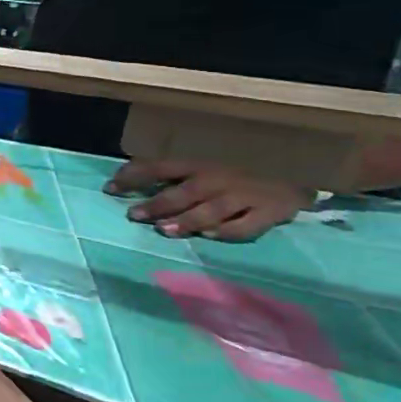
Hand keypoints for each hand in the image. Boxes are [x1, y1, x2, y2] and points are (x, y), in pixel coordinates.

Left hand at [105, 160, 314, 241]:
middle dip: (157, 204)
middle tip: (133, 215)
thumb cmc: (230, 176)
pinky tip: (209, 237)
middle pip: (184, 193)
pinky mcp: (269, 214)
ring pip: (211, 210)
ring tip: (162, 230)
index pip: (158, 168)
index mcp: (196, 165)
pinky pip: (246, 226)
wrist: (292, 178)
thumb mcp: (197, 168)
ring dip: (185, 221)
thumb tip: (123, 180)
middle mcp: (218, 179)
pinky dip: (226, 231)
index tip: (108, 188)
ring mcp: (244, 196)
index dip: (133, 177)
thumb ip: (166, 175)